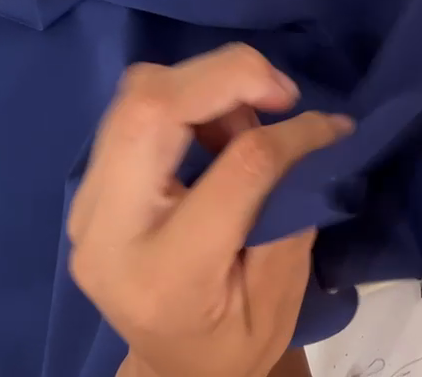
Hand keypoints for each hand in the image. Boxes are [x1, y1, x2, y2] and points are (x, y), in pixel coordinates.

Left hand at [67, 44, 352, 376]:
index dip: (294, 134)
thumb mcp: (279, 302)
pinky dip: (189, 91)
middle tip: (283, 93)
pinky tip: (221, 122)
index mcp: (166, 273)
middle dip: (230, 74)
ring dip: (209, 81)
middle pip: (153, 107)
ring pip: (140, 93)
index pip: (236, 169)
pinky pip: (137, 104)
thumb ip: (294, 214)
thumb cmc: (231, 343)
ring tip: (252, 114)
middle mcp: (109, 230)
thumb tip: (318, 135)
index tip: (333, 126)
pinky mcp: (92, 182)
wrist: (168, 370)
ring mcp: (88, 201)